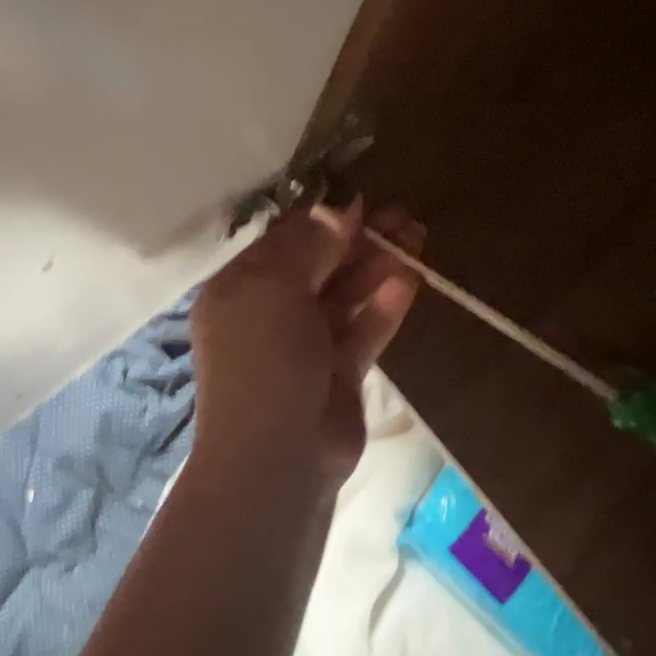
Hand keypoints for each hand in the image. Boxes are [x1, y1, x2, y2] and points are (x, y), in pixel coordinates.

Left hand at [190, 202, 423, 487]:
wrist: (278, 458)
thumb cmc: (264, 360)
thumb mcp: (274, 288)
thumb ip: (307, 244)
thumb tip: (335, 206)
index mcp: (239, 289)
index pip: (281, 241)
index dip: (320, 217)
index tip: (361, 197)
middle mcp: (268, 313)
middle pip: (318, 265)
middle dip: (358, 239)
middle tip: (401, 215)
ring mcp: (304, 346)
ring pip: (344, 295)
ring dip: (377, 266)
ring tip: (416, 236)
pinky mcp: (337, 374)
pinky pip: (362, 330)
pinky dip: (383, 306)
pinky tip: (410, 278)